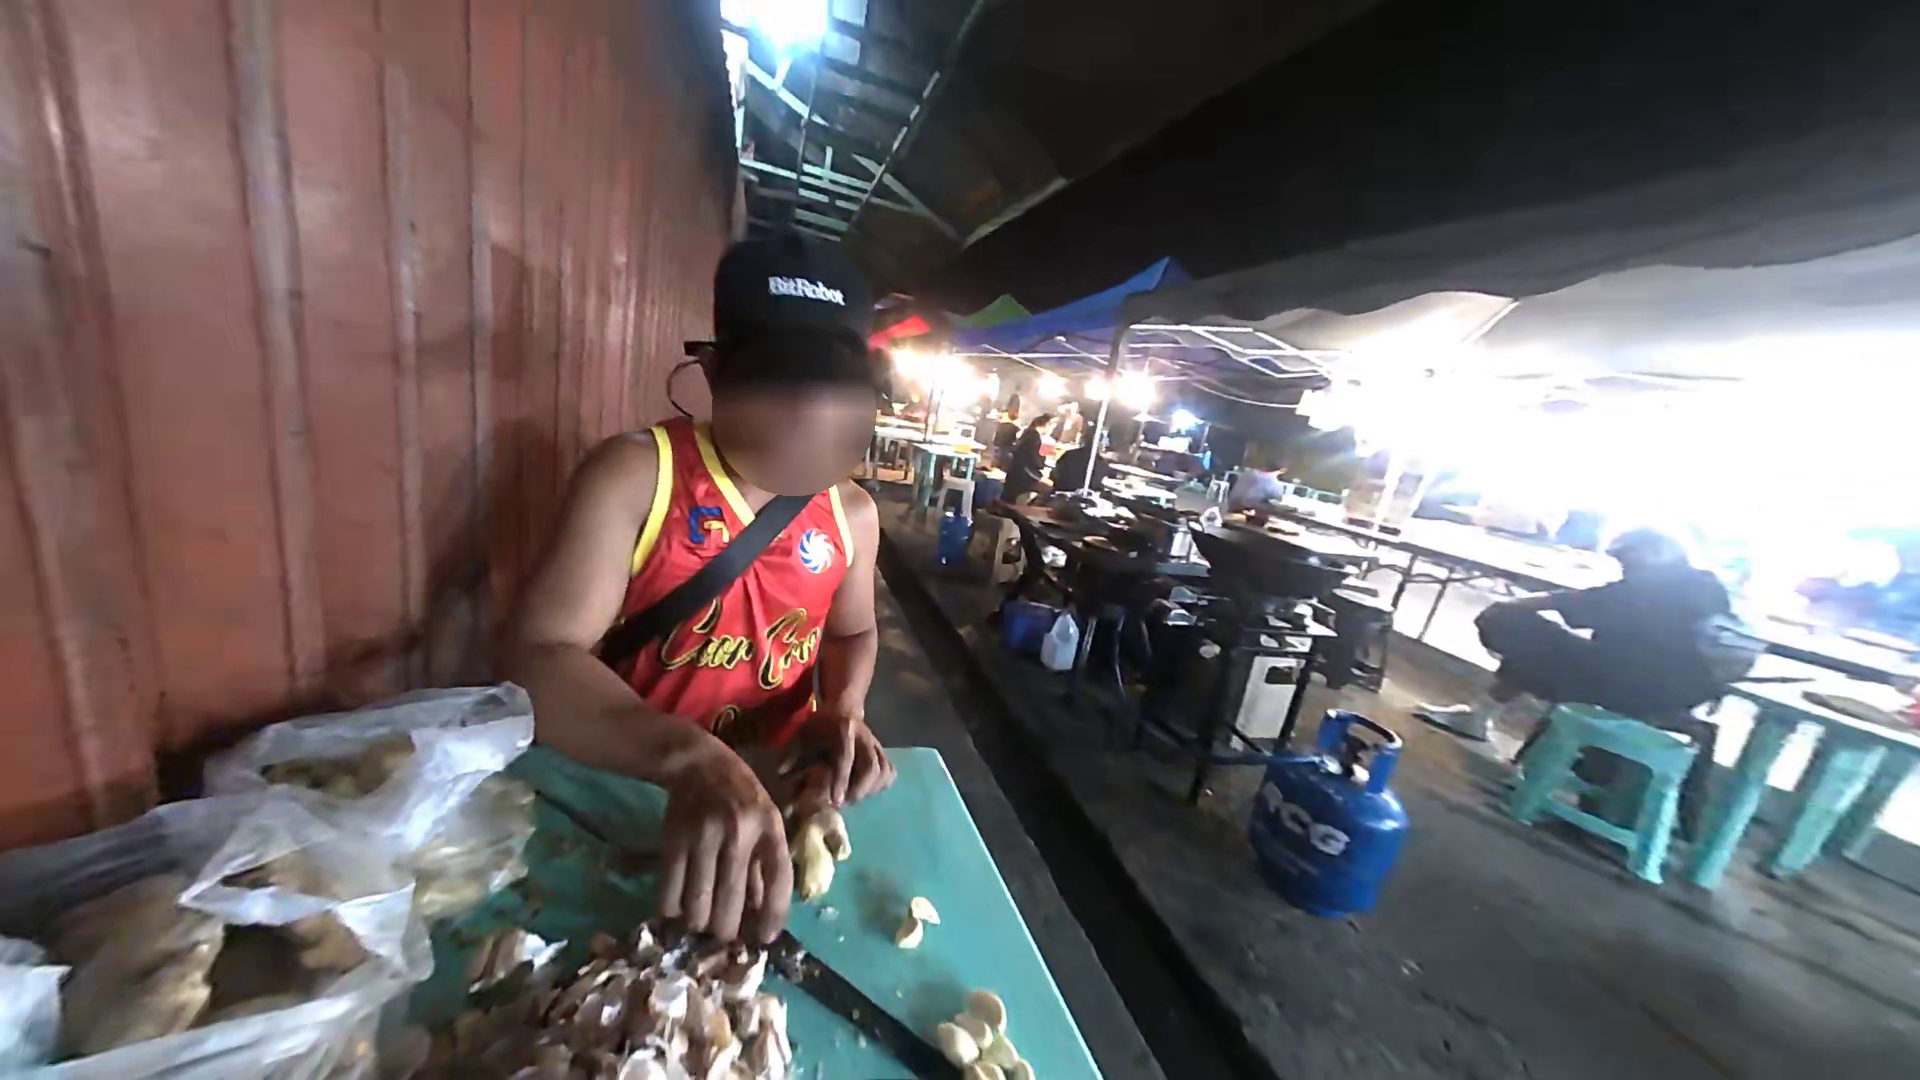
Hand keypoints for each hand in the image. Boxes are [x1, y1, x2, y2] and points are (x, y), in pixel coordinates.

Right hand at [657, 736, 791, 942]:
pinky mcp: (674, 841)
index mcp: (770, 828)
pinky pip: (669, 896)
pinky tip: (679, 906)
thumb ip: (765, 866)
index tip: (764, 939)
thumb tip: (761, 919)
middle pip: (731, 905)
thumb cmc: (742, 799)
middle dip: (727, 931)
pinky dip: (672, 912)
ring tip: (700, 919)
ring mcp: (705, 837)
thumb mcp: (766, 822)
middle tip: (723, 932)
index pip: (779, 881)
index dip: (773, 916)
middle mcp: (740, 833)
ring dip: (698, 924)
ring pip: (697, 909)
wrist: (702, 765)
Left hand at [791, 710, 894, 805]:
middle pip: (871, 765)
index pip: (845, 757)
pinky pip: (890, 770)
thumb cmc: (819, 726)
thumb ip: (791, 754)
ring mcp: (875, 744)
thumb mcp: (802, 734)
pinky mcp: (882, 751)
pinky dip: (882, 784)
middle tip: (845, 802)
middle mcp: (863, 736)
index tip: (836, 802)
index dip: (841, 780)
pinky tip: (868, 790)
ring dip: (871, 789)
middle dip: (860, 789)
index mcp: (842, 730)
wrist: (843, 708)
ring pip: (883, 769)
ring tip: (855, 797)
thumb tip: (782, 777)